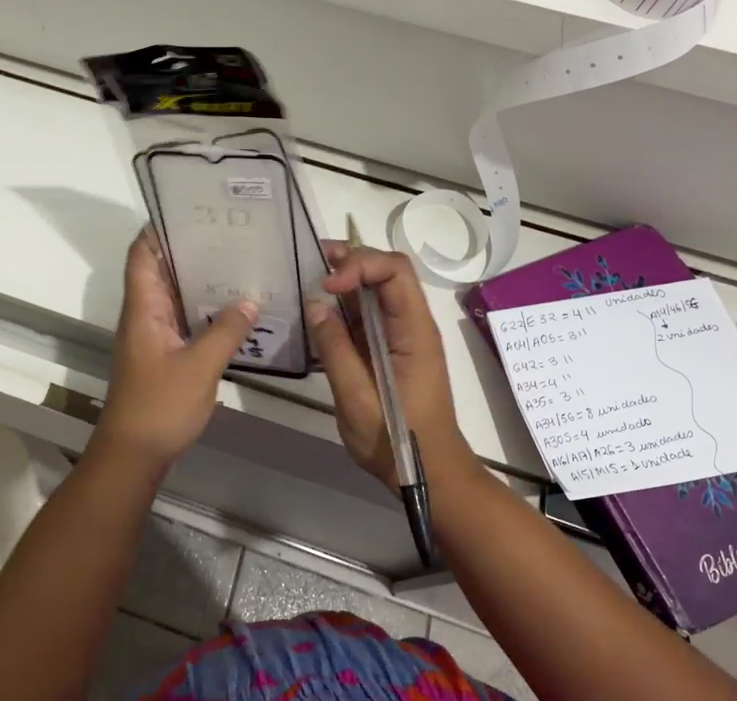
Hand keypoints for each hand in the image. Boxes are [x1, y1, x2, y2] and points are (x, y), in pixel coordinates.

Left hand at [93, 230, 256, 469]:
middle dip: (188, 249)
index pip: (142, 255)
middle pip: (160, 269)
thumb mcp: (199, 366)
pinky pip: (182, 319)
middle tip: (228, 232)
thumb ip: (226, 331)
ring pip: (173, 295)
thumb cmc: (160, 405)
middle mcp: (144, 315)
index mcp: (143, 309)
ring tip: (237, 261)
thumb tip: (250, 299)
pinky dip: (202, 308)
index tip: (188, 209)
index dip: (158, 229)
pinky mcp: (163, 354)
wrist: (134, 454)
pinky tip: (232, 307)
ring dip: (198, 279)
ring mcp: (152, 335)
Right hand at [309, 243, 471, 489]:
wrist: (429, 476)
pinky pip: (368, 314)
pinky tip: (317, 311)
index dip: (360, 265)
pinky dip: (343, 305)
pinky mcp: (388, 349)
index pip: (394, 271)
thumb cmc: (399, 441)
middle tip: (311, 262)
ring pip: (376, 289)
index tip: (327, 285)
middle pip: (387, 271)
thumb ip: (336, 350)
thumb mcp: (358, 399)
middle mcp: (411, 325)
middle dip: (351, 260)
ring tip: (308, 279)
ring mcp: (401, 336)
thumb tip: (315, 305)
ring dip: (345, 279)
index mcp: (414, 331)